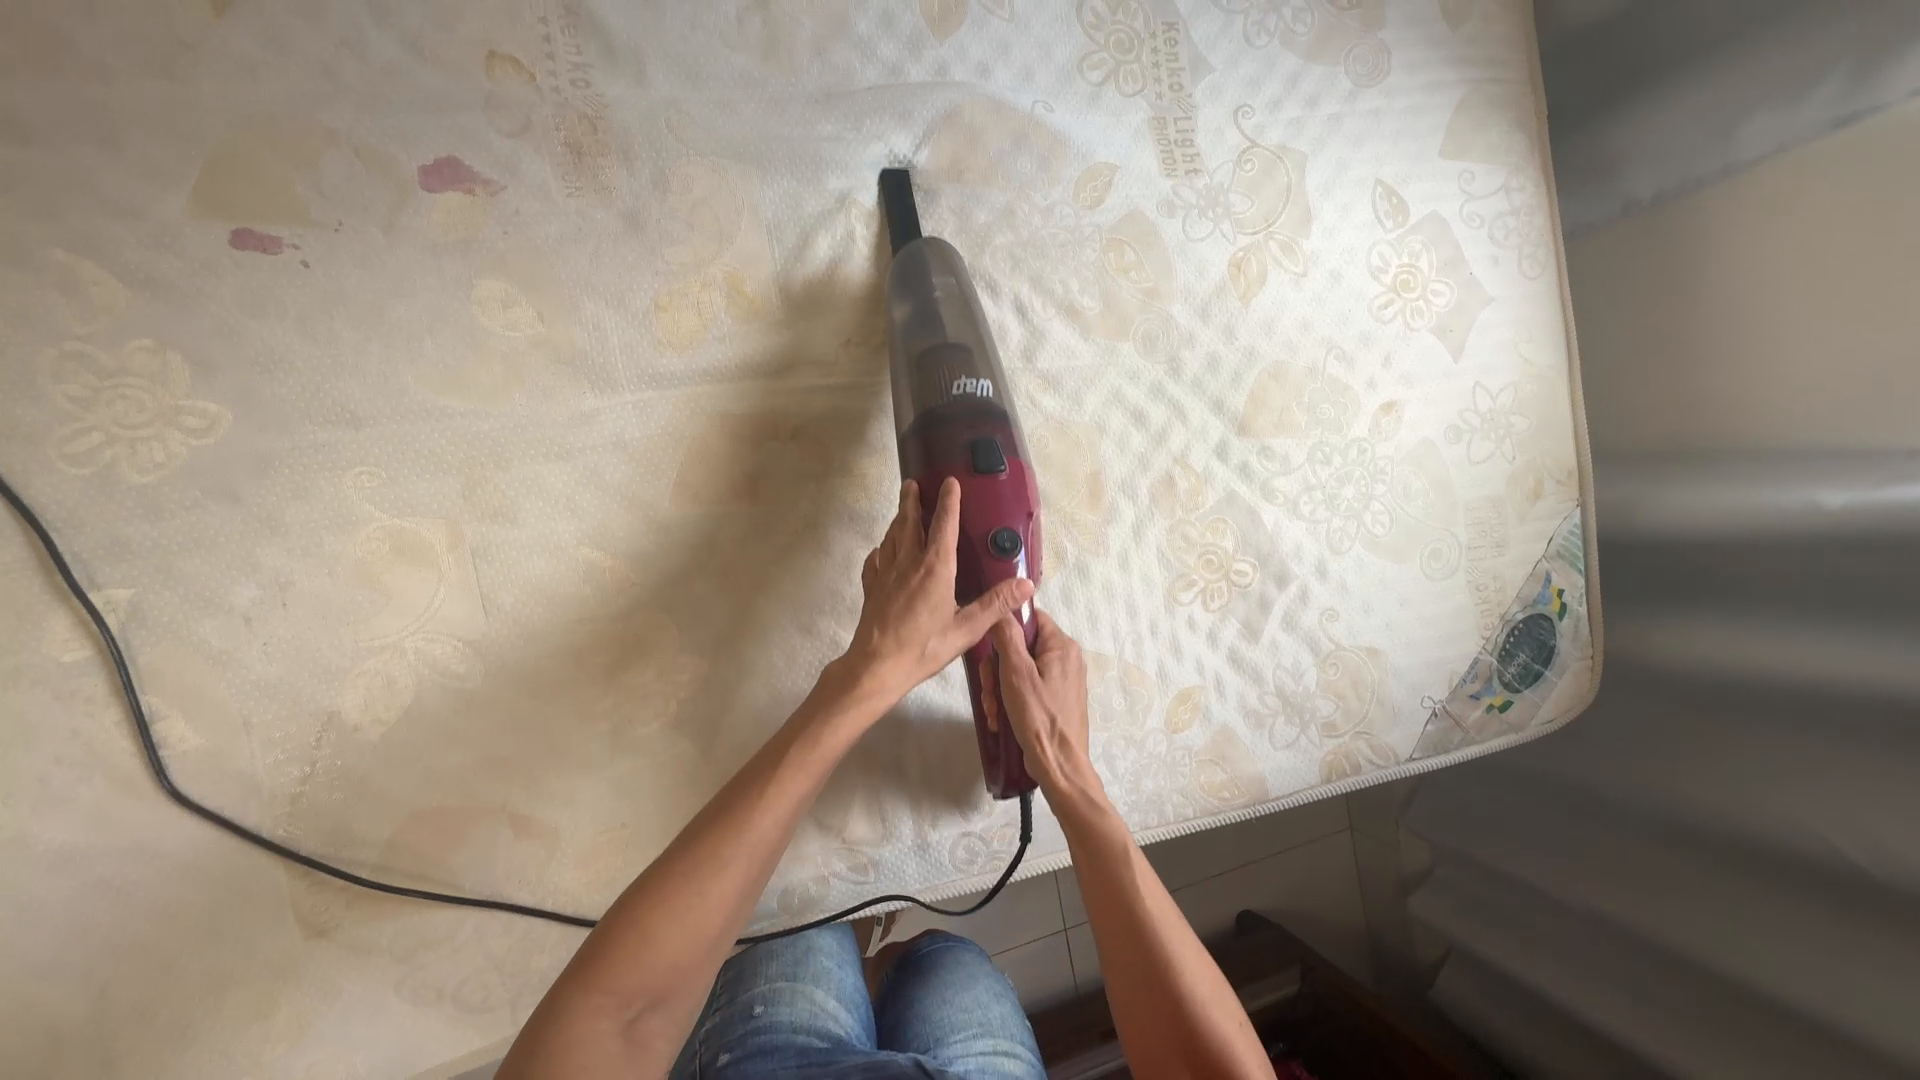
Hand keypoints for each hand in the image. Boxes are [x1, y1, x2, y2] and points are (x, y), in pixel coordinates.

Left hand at [841, 477, 1033, 704]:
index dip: (948, 501)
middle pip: (909, 523)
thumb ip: (996, 604)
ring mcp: (886, 574)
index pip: (944, 525)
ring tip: (901, 509)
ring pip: (891, 537)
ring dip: (897, 519)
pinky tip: (881, 551)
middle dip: (912, 501)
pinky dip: (881, 550)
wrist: (875, 667)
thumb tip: (1026, 584)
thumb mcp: (966, 629)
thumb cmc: (923, 648)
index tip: (949, 482)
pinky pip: (876, 560)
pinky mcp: (872, 588)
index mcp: (935, 568)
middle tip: (912, 483)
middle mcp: (908, 563)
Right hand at [986, 609, 1096, 798]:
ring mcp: (1062, 680)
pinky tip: (1001, 720)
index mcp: (1062, 645)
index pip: (1029, 618)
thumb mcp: (1016, 672)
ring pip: (1020, 671)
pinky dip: (1011, 702)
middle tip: (989, 691)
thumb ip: (1007, 636)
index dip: (1005, 630)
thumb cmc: (1038, 716)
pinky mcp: (1056, 700)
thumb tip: (1001, 609)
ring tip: (994, 711)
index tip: (989, 650)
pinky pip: (1027, 689)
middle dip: (997, 670)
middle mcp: (1066, 658)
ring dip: (1000, 690)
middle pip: (1021, 648)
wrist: (1059, 766)